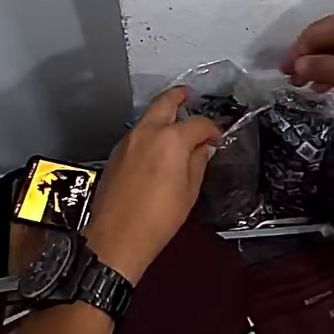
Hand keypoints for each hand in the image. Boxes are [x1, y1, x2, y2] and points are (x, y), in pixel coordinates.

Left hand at [85, 87, 221, 281]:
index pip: (198, 123)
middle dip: (179, 97)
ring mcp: (128, 141)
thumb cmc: (157, 218)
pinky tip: (159, 146)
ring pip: (148, 116)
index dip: (212, 129)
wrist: (118, 237)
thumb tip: (203, 149)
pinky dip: (150, 131)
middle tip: (189, 96)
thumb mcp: (189, 190)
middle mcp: (147, 133)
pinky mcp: (116, 153)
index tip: (217, 138)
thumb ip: (198, 162)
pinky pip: (137, 133)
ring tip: (177, 123)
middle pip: (165, 102)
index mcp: (171, 139)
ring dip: (163, 114)